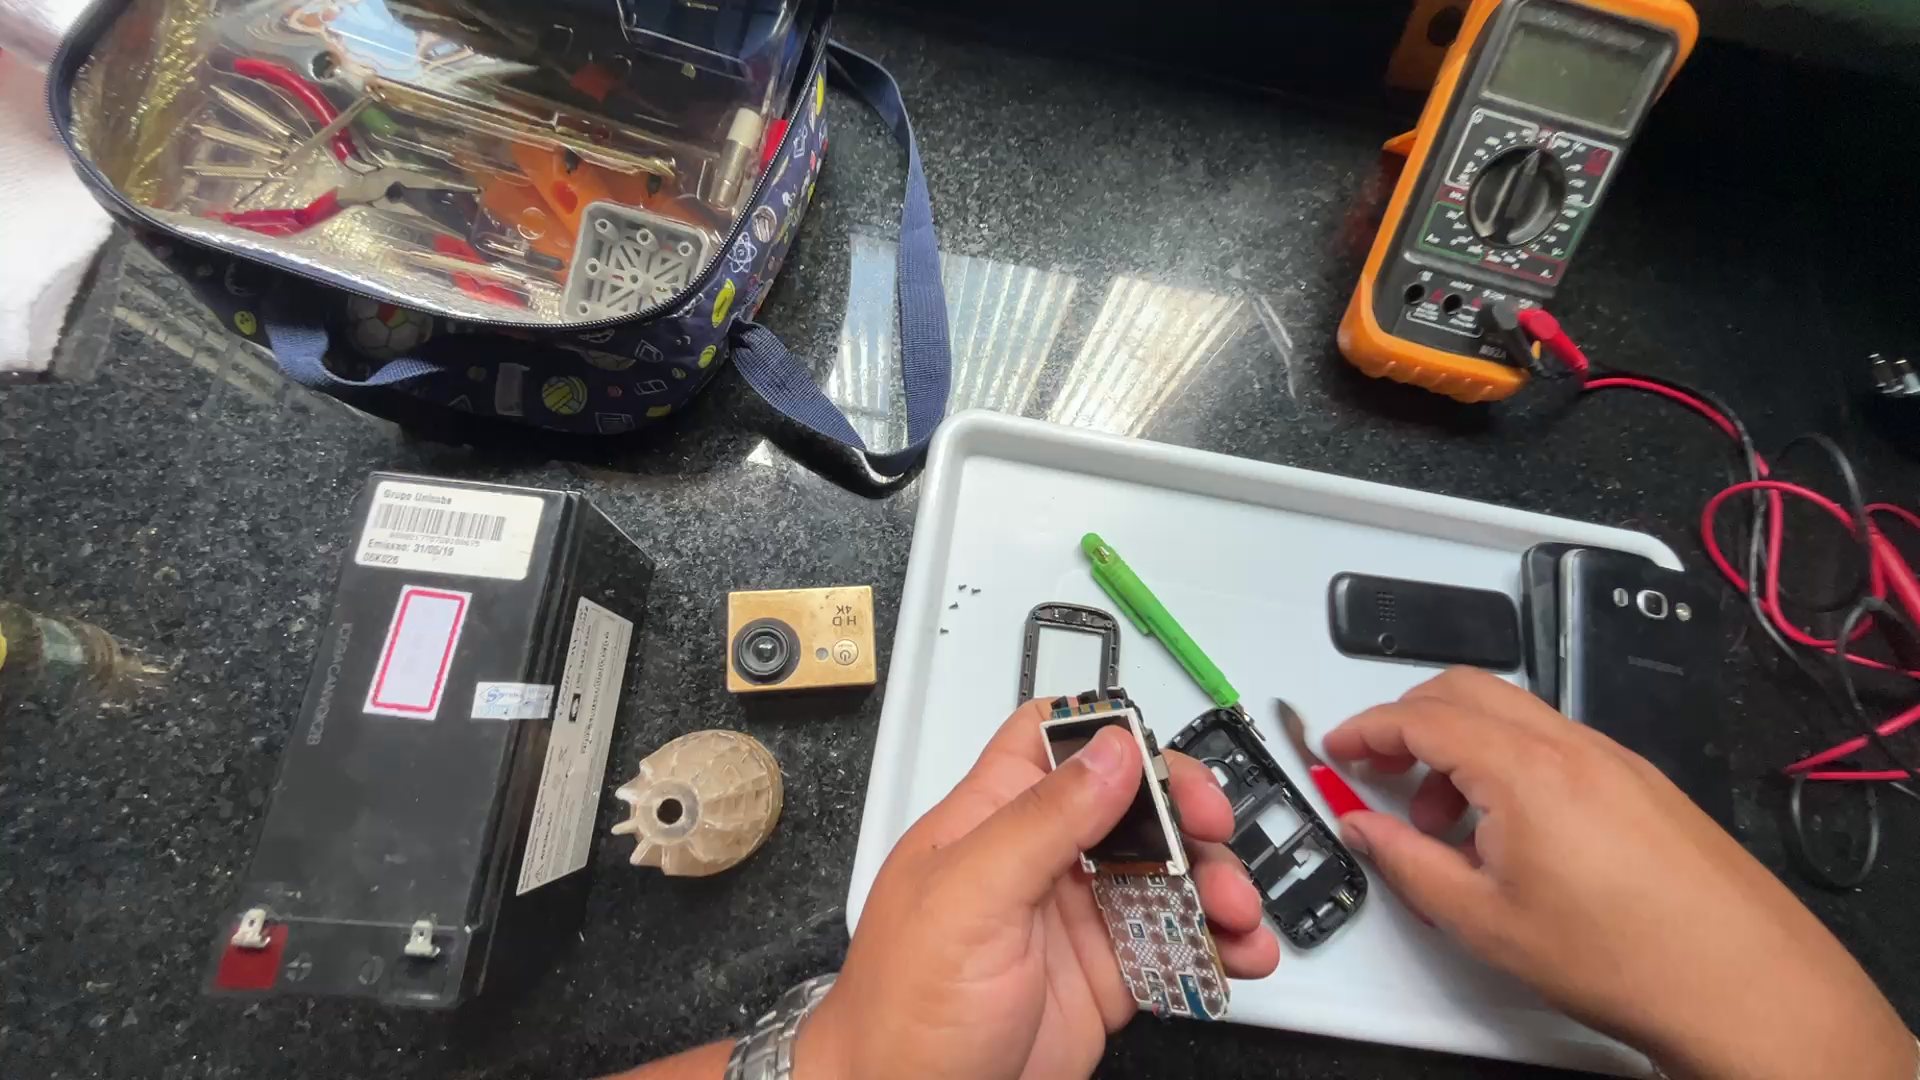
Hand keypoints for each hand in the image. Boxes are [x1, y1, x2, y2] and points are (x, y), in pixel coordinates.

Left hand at [798, 699, 1278, 1079]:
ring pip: (1159, 870)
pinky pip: (1171, 941)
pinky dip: (1213, 942)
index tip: (1154, 754)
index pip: (1050, 739)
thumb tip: (1112, 751)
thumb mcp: (971, 897)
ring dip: (1208, 880)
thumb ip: (1042, 820)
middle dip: (1178, 808)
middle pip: (1123, 801)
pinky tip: (1237, 953)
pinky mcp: (1103, 972)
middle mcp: (1038, 855)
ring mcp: (1073, 912)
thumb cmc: (903, 1003)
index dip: (1102, 732)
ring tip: (1237, 912)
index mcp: (995, 815)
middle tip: (1212, 828)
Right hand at [1325, 667, 1913, 1079]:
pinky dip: (1503, 756)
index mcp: (1525, 770)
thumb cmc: (1621, 961)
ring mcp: (1614, 758)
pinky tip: (1507, 824)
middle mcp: (1570, 746)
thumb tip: (1359, 825)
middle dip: (1406, 717)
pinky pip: (1549, 739)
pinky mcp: (1643, 781)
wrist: (1764, 1004)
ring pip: (1506, 710)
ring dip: (1455, 740)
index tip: (1335, 749)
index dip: (1365, 728)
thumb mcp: (1482, 919)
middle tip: (1380, 766)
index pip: (1419, 718)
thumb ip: (1403, 859)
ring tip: (1447, 815)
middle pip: (1461, 687)